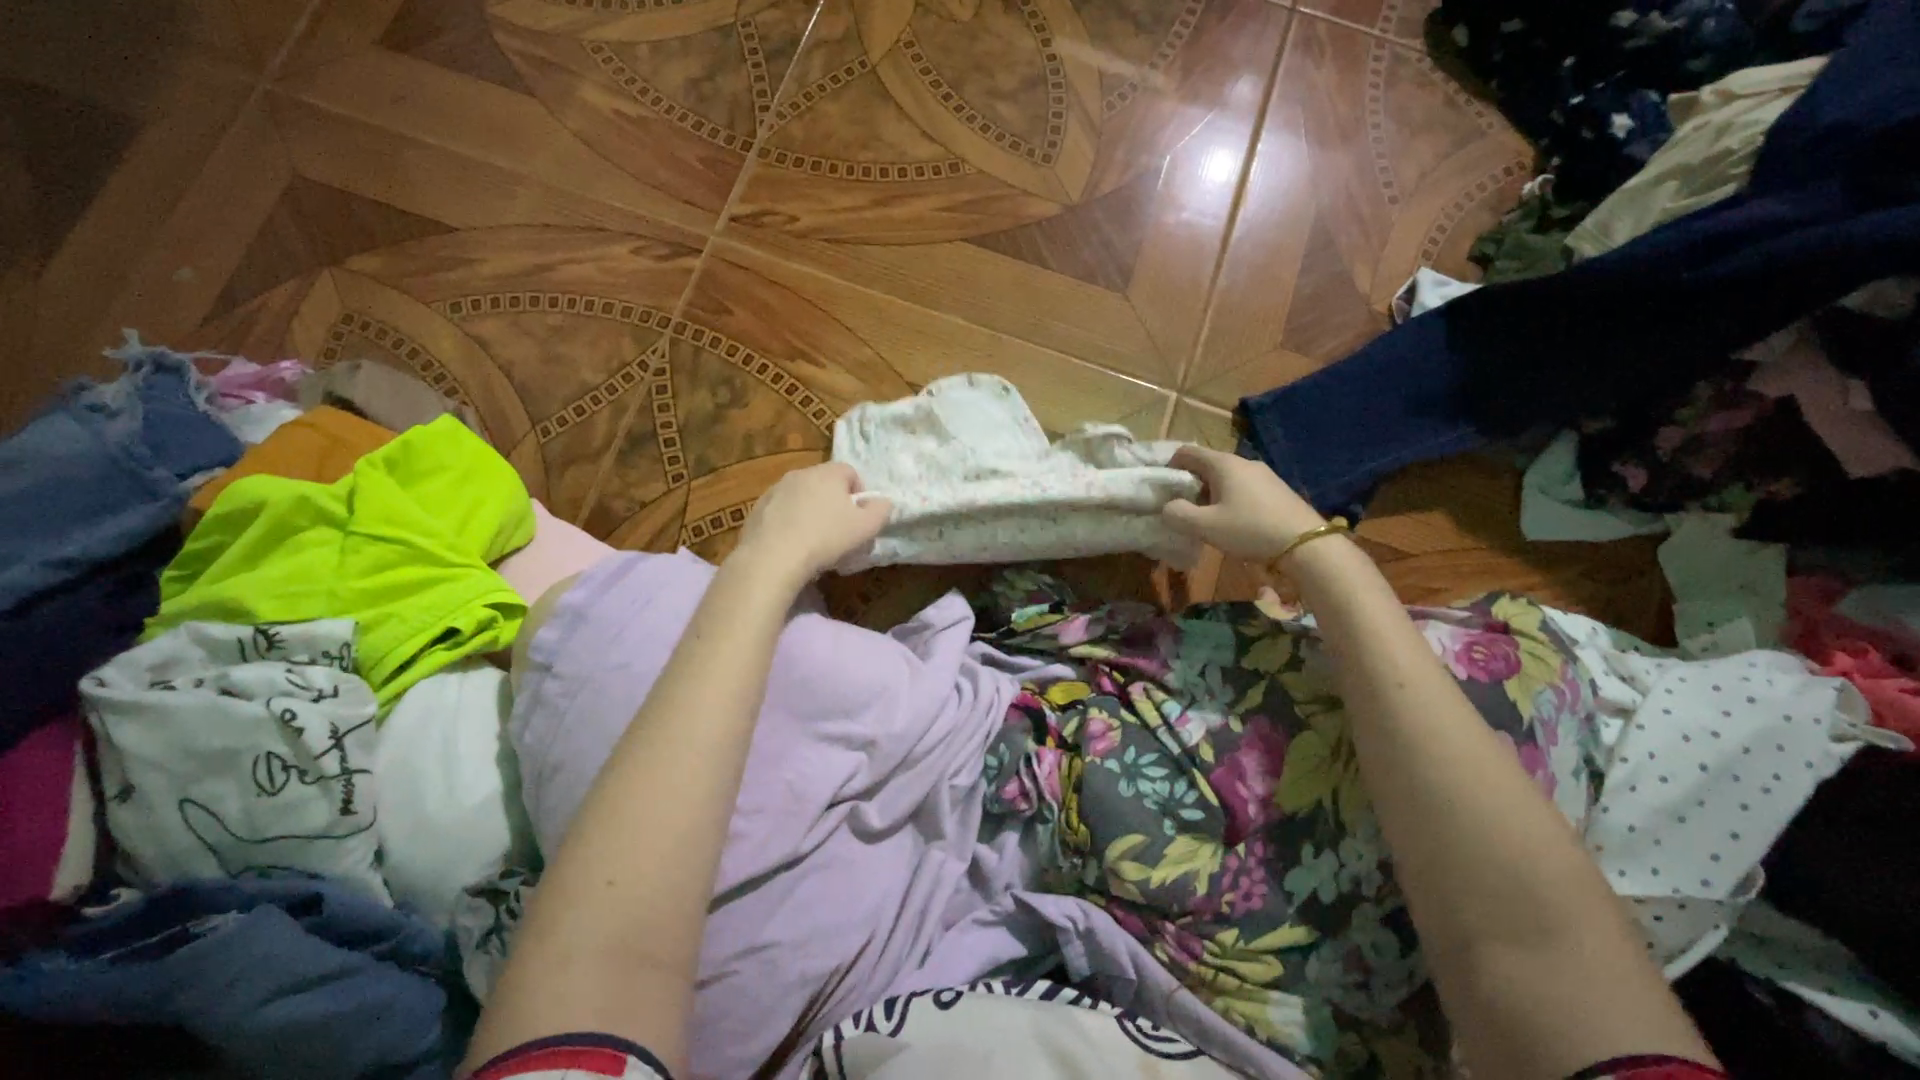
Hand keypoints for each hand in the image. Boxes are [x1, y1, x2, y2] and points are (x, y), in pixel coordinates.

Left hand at [733, 462, 890, 584]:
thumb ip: (881, 511)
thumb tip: (883, 501)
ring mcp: (774, 490)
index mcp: (828, 473)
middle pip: (823, 483)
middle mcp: (800, 474)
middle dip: (832, 502)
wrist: (772, 557)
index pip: (850, 472)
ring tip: (813, 540)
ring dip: (809, 512)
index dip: (859, 494)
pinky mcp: (756, 509)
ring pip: (800, 497)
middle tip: (838, 530)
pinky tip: (790, 545)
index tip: (859, 518)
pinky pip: (779, 512)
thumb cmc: (825, 538)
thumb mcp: (866, 528)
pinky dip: (787, 523)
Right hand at [1162, 445, 1327, 559]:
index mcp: (1224, 464)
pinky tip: (1235, 523)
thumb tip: (1167, 507)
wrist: (1306, 544)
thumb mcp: (1206, 526)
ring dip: (1211, 494)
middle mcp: (1244, 462)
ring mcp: (1264, 475)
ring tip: (1208, 520)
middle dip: (1191, 484)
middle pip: (1207, 465)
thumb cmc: (1250, 530)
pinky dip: (1231, 499)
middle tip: (1184, 509)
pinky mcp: (1277, 490)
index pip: (1187, 452)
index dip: (1170, 466)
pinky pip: (1244, 488)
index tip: (1163, 489)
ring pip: (1227, 478)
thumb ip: (1178, 514)